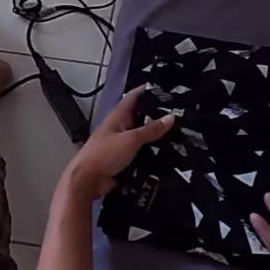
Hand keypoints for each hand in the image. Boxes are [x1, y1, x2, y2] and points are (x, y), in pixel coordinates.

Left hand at [63, 86, 174, 200]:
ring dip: (159, 134)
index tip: (169, 88)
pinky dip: (155, 151)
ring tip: (182, 131)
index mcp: (118, 116)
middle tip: (182, 112)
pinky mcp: (126, 159)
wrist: (87, 182)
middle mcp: (121, 127)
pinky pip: (144, 152)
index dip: (149, 90)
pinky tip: (171, 152)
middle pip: (142, 116)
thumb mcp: (131, 140)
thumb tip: (172, 117)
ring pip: (144, 135)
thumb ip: (151, 129)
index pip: (134, 97)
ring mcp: (123, 143)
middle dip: (159, 114)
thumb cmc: (105, 155)